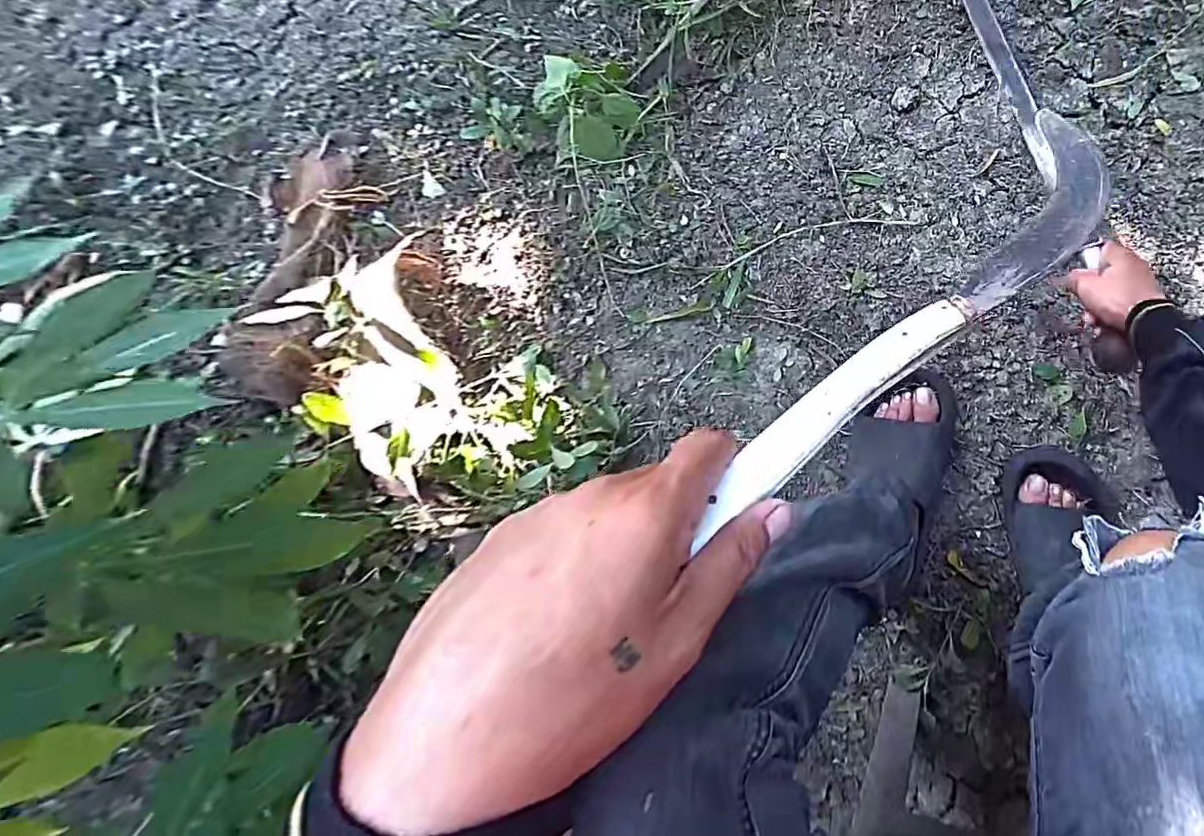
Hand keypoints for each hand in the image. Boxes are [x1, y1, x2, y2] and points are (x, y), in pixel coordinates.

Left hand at [339, 430, 791, 835]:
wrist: (430, 758)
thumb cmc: (570, 702)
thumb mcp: (678, 640)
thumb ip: (732, 562)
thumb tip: (773, 512)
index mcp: (645, 512)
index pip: (712, 446)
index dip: (739, 464)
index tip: (747, 494)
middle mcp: (592, 494)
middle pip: (662, 482)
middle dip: (679, 521)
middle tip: (668, 590)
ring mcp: (539, 514)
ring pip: (612, 508)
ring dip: (626, 542)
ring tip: (605, 620)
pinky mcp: (497, 539)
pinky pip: (563, 529)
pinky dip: (577, 558)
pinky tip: (556, 624)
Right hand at [1057, 240, 1167, 332]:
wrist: (1145, 324)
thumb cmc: (1120, 300)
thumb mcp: (1086, 286)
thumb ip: (1075, 278)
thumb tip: (1072, 277)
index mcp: (1123, 255)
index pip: (1102, 247)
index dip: (1088, 260)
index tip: (1081, 273)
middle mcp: (1136, 266)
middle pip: (1107, 274)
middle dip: (1093, 289)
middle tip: (1086, 298)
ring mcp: (1143, 284)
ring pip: (1114, 291)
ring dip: (1101, 304)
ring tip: (1094, 316)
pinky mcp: (1147, 302)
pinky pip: (1123, 304)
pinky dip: (1114, 312)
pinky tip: (1105, 322)